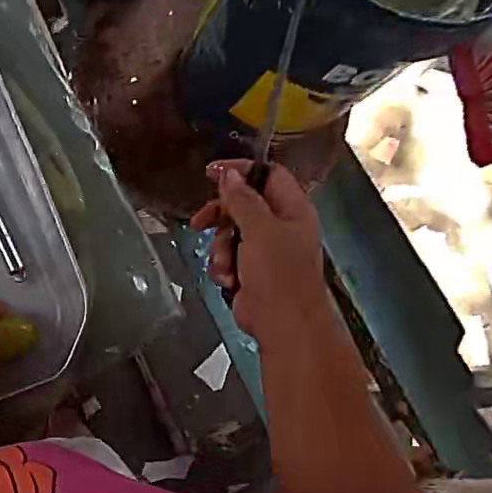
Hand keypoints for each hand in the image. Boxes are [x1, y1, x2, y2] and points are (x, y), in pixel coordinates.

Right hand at [188, 160, 326, 342]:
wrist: (282, 321)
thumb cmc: (278, 273)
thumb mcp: (259, 230)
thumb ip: (242, 201)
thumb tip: (228, 174)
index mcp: (292, 209)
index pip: (267, 175)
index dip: (240, 171)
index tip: (211, 173)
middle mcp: (279, 224)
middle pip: (242, 204)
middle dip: (220, 216)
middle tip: (199, 223)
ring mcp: (264, 248)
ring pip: (229, 233)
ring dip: (219, 248)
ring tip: (225, 266)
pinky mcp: (249, 269)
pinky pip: (226, 256)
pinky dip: (222, 266)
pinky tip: (227, 279)